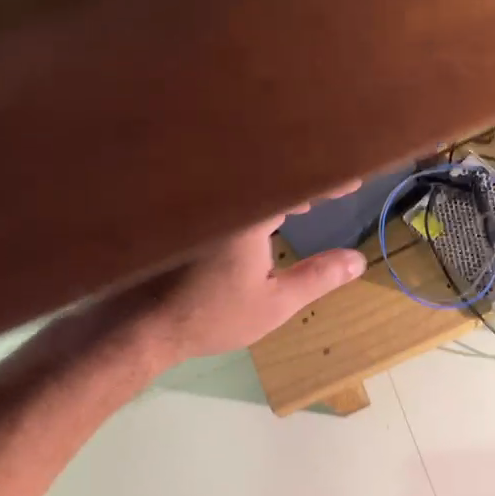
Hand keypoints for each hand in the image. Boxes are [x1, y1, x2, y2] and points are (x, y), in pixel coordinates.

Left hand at [62, 190, 367, 364]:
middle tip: (325, 193)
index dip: (327, 181)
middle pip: (268, 169)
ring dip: (273, 186)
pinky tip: (255, 219)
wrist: (138, 326)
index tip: (352, 180)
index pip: (297, 183)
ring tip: (296, 208)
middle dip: (301, 178)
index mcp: (248, 211)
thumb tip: (357, 260)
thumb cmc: (209, 316)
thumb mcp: (274, 304)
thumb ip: (317, 278)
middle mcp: (219, 191)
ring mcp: (194, 196)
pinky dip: (245, 194)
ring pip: (242, 176)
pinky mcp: (176, 208)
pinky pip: (218, 187)